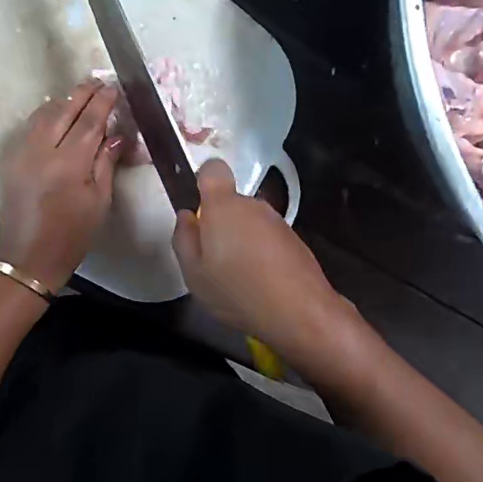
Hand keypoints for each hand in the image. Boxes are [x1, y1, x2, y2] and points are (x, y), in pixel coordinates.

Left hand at [0, 80, 123, 291]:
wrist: (28, 256)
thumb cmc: (72, 235)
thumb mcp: (99, 202)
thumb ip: (106, 163)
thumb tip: (116, 135)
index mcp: (69, 163)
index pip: (89, 121)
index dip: (103, 103)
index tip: (113, 88)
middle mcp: (42, 150)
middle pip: (64, 110)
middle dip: (82, 94)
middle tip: (98, 81)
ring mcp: (23, 152)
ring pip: (44, 114)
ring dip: (63, 101)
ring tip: (80, 94)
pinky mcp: (12, 159)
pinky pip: (31, 127)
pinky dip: (47, 115)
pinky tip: (57, 114)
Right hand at [172, 158, 355, 360]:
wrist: (299, 311)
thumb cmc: (237, 291)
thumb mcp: (194, 274)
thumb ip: (184, 239)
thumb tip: (187, 216)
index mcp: (223, 206)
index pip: (213, 170)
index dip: (203, 182)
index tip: (199, 211)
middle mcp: (253, 205)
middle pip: (231, 203)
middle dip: (221, 224)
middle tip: (214, 260)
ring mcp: (277, 221)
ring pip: (250, 222)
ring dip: (242, 242)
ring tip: (238, 278)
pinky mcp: (294, 239)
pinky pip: (267, 239)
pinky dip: (261, 254)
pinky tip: (260, 283)